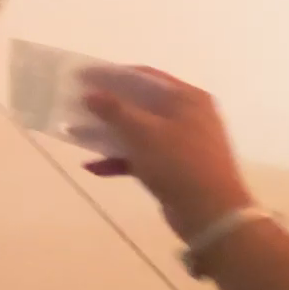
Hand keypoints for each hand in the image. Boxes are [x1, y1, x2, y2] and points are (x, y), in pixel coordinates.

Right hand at [74, 65, 255, 242]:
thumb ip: (113, 109)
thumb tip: (90, 93)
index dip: (110, 74)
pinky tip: (94, 167)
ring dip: (108, 133)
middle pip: (139, 103)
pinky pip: (142, 155)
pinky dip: (120, 159)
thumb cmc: (178, 163)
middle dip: (106, 105)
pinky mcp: (176, 166)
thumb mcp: (142, 132)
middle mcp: (188, 116)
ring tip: (77, 134)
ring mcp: (183, 142)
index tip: (82, 76)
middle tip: (77, 103)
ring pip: (138, 130)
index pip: (144, 76)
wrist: (212, 215)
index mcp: (187, 99)